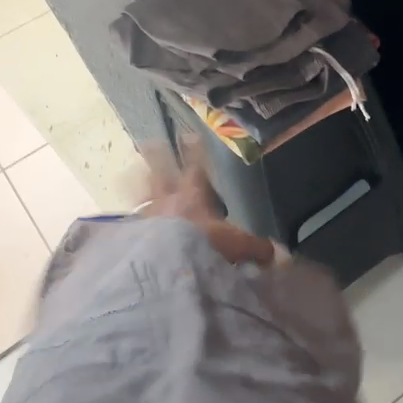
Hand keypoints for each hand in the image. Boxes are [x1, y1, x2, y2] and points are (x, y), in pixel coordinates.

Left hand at [140, 140, 279, 265]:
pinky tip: (128, 223)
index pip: (196, 167)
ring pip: (141, 194)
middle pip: (160, 172)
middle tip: (149, 143)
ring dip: (138, 186)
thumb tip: (273, 253)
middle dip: (156, 157)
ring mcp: (147, 217)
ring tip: (129, 177)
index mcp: (193, 196)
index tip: (190, 135)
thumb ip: (255, 247)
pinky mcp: (132, 237)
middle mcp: (167, 201)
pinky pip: (132, 222)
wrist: (164, 267)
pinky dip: (131, 219)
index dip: (195, 151)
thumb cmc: (204, 246)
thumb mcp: (238, 246)